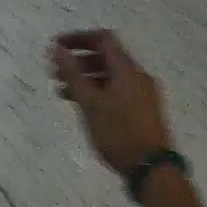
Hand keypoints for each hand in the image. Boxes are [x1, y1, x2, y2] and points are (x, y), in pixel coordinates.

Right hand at [47, 29, 174, 176]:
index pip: (103, 39)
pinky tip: (83, 106)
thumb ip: (73, 74)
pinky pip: (116, 91)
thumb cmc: (119, 132)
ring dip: (86, 79)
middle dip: (78, 61)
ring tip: (62, 91)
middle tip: (54, 73)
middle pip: (106, 58)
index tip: (56, 47)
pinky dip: (98, 92)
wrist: (152, 168)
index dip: (78, 38)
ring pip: (110, 76)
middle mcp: (138, 76)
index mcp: (127, 69)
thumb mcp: (90, 103)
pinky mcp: (142, 110)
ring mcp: (142, 94)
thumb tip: (57, 48)